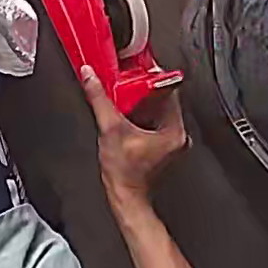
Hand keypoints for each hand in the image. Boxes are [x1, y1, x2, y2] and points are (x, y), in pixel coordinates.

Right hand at [78, 66, 188, 212]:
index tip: (137, 69)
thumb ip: (99, 99)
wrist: (125, 198)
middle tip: (125, 83)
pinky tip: (126, 115)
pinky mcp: (161, 146)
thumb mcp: (110, 129)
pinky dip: (140, 114)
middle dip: (142, 90)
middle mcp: (177, 135)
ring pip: (157, 110)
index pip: (168, 90)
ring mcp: (170, 142)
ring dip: (140, 102)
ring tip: (123, 98)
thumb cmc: (125, 174)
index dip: (151, 77)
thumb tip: (90, 77)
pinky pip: (153, 121)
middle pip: (162, 99)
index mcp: (174, 130)